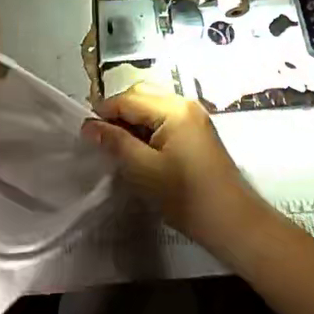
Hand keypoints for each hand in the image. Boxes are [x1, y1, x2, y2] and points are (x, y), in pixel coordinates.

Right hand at [82, 84, 273, 250]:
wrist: (230, 219)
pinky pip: (166, 118)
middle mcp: (186, 104)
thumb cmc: (184, 195)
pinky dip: (148, 127)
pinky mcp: (198, 132)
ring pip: (154, 106)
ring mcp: (195, 117)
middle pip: (143, 95)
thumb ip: (115, 143)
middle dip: (118, 112)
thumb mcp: (143, 170)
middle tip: (100, 139)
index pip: (129, 98)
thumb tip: (90, 126)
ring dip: (133, 120)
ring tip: (117, 146)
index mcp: (173, 108)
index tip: (84, 132)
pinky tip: (139, 149)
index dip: (103, 112)